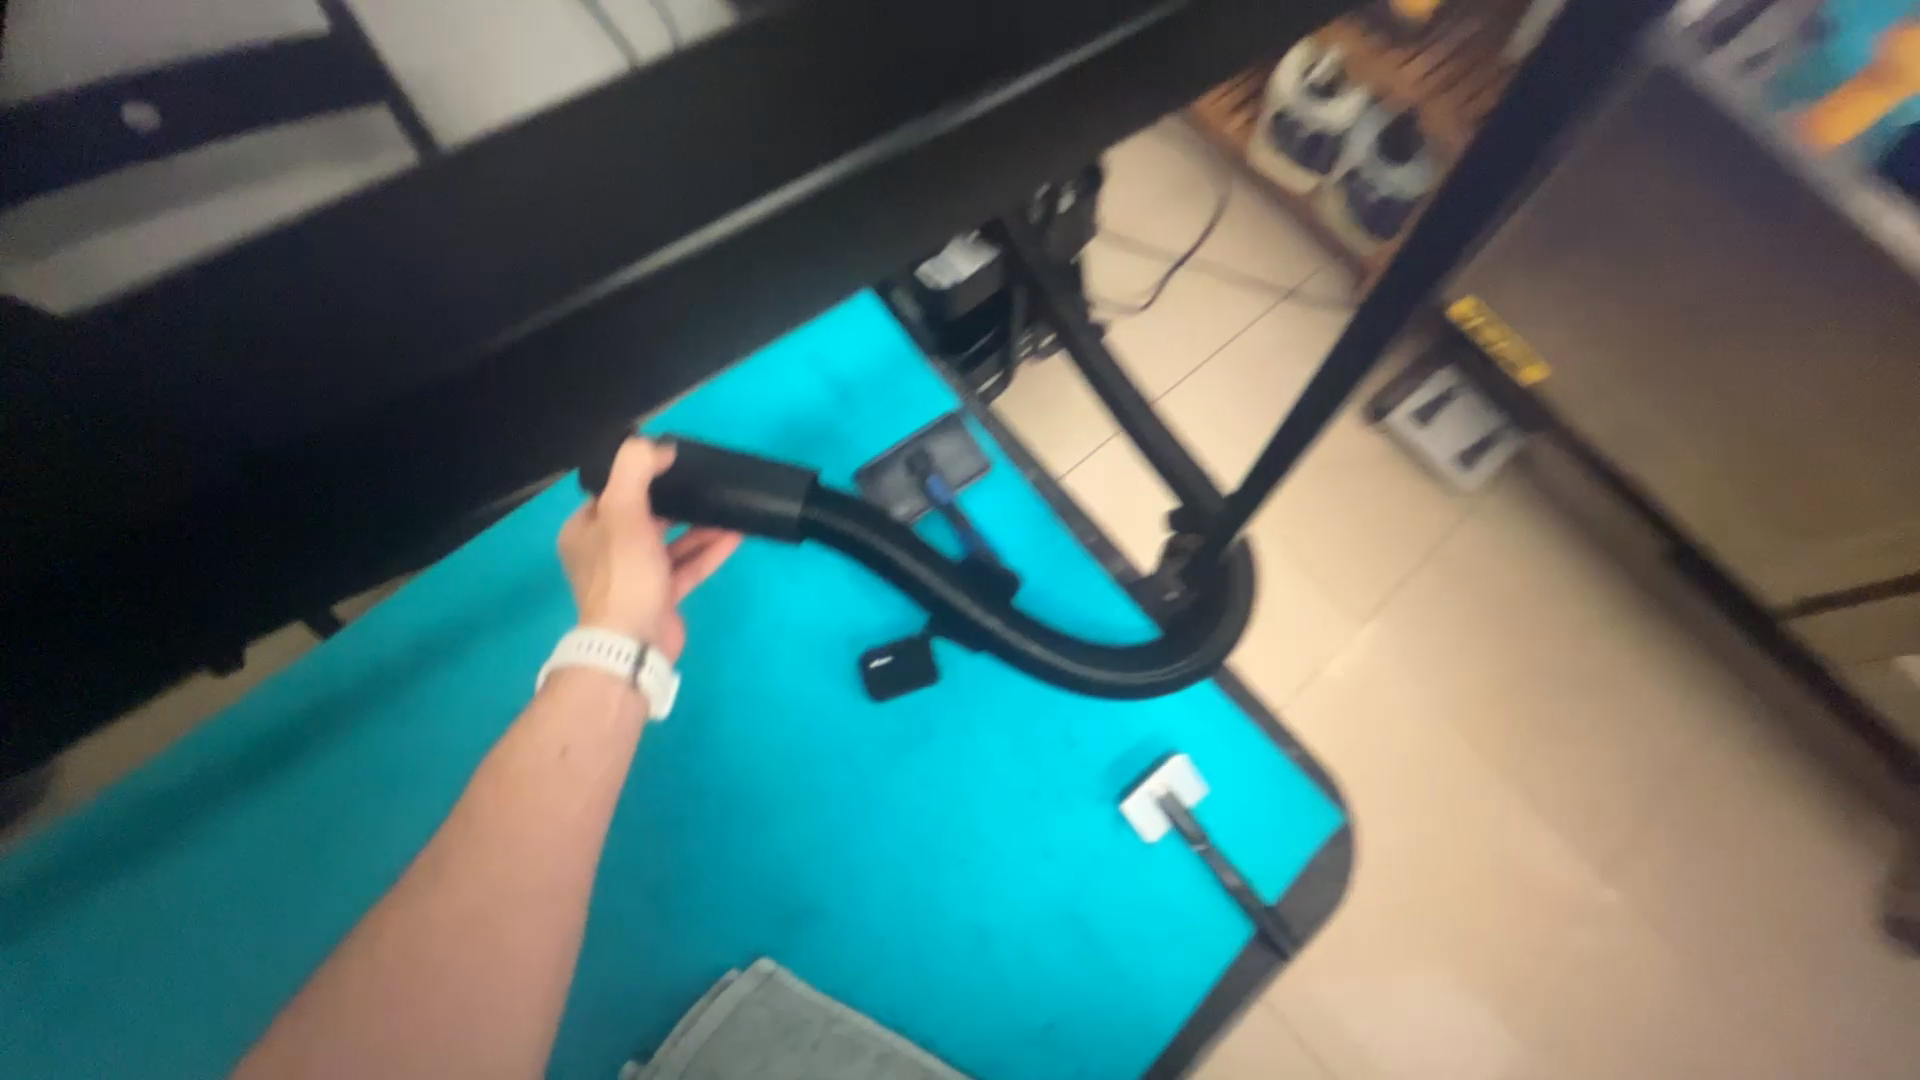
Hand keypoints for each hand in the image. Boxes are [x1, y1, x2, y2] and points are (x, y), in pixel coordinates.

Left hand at [558, 437, 742, 662]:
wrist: (633, 641)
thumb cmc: (623, 573)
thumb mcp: (623, 511)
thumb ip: (636, 470)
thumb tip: (658, 447)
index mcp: (586, 530)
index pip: (612, 493)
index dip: (641, 477)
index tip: (673, 465)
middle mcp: (607, 551)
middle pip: (646, 517)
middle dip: (678, 502)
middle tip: (706, 484)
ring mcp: (636, 576)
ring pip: (671, 542)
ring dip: (700, 526)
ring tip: (730, 508)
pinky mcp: (662, 596)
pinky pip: (688, 566)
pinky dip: (709, 551)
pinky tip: (736, 536)